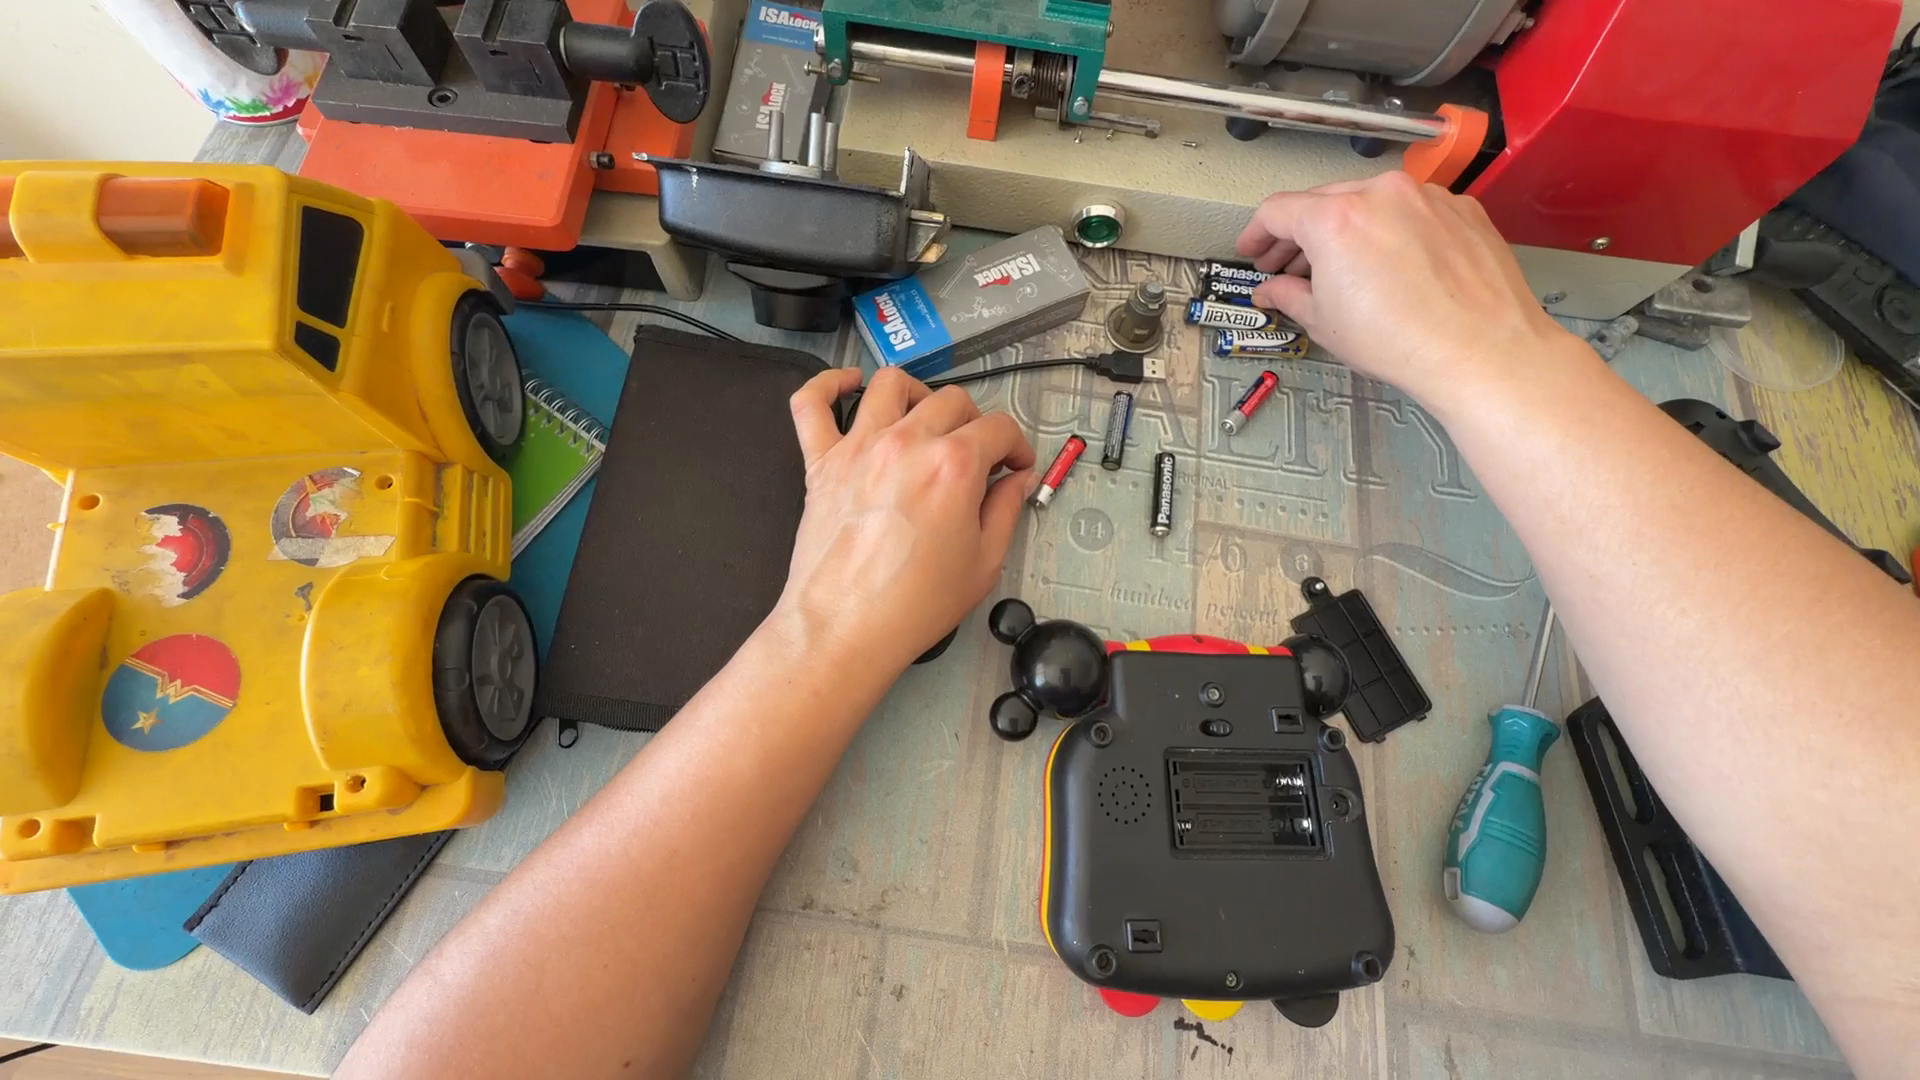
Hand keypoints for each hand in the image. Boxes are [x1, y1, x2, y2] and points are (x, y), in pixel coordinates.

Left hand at [775, 367, 1036, 670]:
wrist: (844, 628)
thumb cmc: (911, 606)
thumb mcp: (984, 564)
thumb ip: (1004, 511)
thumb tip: (1015, 481)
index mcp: (954, 466)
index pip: (998, 428)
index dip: (1016, 446)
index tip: (1015, 466)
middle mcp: (907, 443)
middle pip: (951, 400)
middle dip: (975, 423)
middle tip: (977, 455)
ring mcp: (859, 447)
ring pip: (891, 385)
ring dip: (918, 395)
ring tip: (925, 420)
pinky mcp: (822, 462)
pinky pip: (812, 403)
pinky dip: (829, 385)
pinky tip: (848, 387)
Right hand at [1236, 172, 1578, 406]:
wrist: (1477, 348)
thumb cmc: (1398, 339)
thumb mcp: (1323, 321)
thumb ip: (1289, 295)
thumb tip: (1273, 291)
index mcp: (1335, 219)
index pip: (1277, 211)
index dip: (1256, 233)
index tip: (1252, 251)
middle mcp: (1380, 194)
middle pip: (1321, 201)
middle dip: (1297, 234)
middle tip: (1285, 266)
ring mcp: (1426, 196)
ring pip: (1367, 201)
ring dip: (1342, 229)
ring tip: (1336, 267)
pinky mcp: (1461, 208)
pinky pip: (1409, 209)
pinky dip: (1387, 230)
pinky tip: (1387, 265)